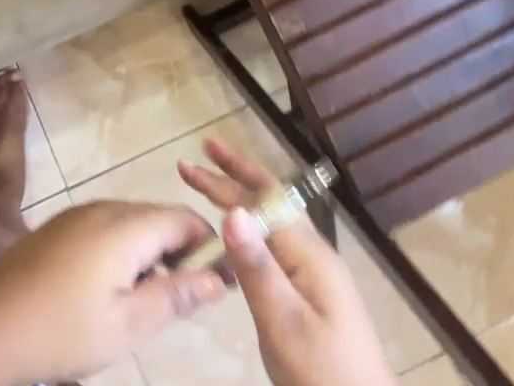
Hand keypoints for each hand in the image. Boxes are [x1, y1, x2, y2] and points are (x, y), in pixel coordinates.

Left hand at [0, 201, 228, 382]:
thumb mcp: (128, 325)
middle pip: (158, 218)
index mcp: (125, 227)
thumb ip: (176, 296)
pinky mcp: (59, 226)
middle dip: (179, 252)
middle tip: (177, 302)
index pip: (184, 219)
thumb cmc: (61, 330)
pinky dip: (122, 250)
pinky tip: (110, 290)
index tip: (213, 286)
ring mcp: (78, 214)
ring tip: (143, 302)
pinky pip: (107, 227)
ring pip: (132, 223)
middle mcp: (104, 208)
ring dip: (150, 253)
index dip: (207, 247)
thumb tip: (218, 277)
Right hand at [179, 140, 397, 385]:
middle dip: (237, 172)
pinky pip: (277, 242)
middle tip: (205, 149)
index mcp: (307, 254)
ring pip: (274, 219)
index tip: (189, 164)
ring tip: (216, 180)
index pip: (261, 200)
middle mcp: (313, 254)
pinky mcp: (313, 292)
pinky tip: (240, 234)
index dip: (225, 179)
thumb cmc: (324, 373)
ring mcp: (316, 273)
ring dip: (244, 195)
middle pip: (271, 200)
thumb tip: (233, 211)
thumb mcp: (284, 323)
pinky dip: (251, 225)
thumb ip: (257, 268)